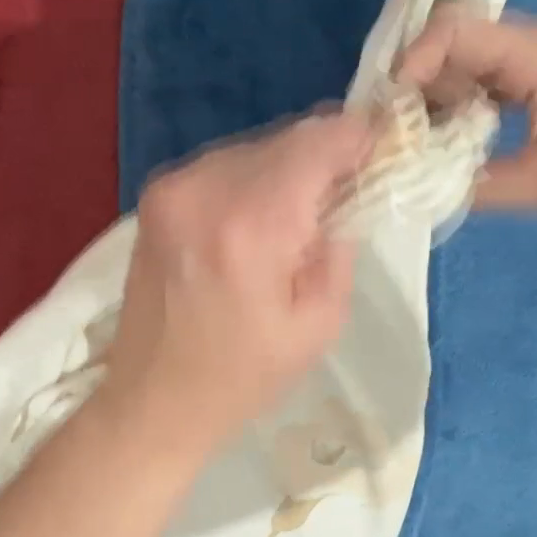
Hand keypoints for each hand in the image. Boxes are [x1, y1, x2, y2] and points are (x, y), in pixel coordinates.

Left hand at [103, 113, 369, 441]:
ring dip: (285, 169)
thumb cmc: (242, 376)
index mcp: (250, 225)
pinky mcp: (155, 196)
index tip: (384, 152)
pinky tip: (257, 221)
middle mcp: (204, 190)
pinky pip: (222, 166)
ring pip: (253, 148)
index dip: (358, 138)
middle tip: (346, 193)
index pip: (317, 142)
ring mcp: (172, 188)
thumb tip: (347, 190)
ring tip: (298, 217)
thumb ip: (339, 242)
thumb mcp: (320, 321)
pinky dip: (250, 180)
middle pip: (285, 140)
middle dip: (323, 157)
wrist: (152, 398)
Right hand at [396, 13, 536, 223]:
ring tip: (416, 139)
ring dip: (437, 95)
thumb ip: (478, 186)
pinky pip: (488, 77)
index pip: (451, 32)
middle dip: (415, 84)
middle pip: (453, 43)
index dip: (410, 64)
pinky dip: (462, 102)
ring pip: (468, 61)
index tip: (389, 112)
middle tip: (393, 131)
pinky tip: (453, 138)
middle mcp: (536, 42)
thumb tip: (419, 187)